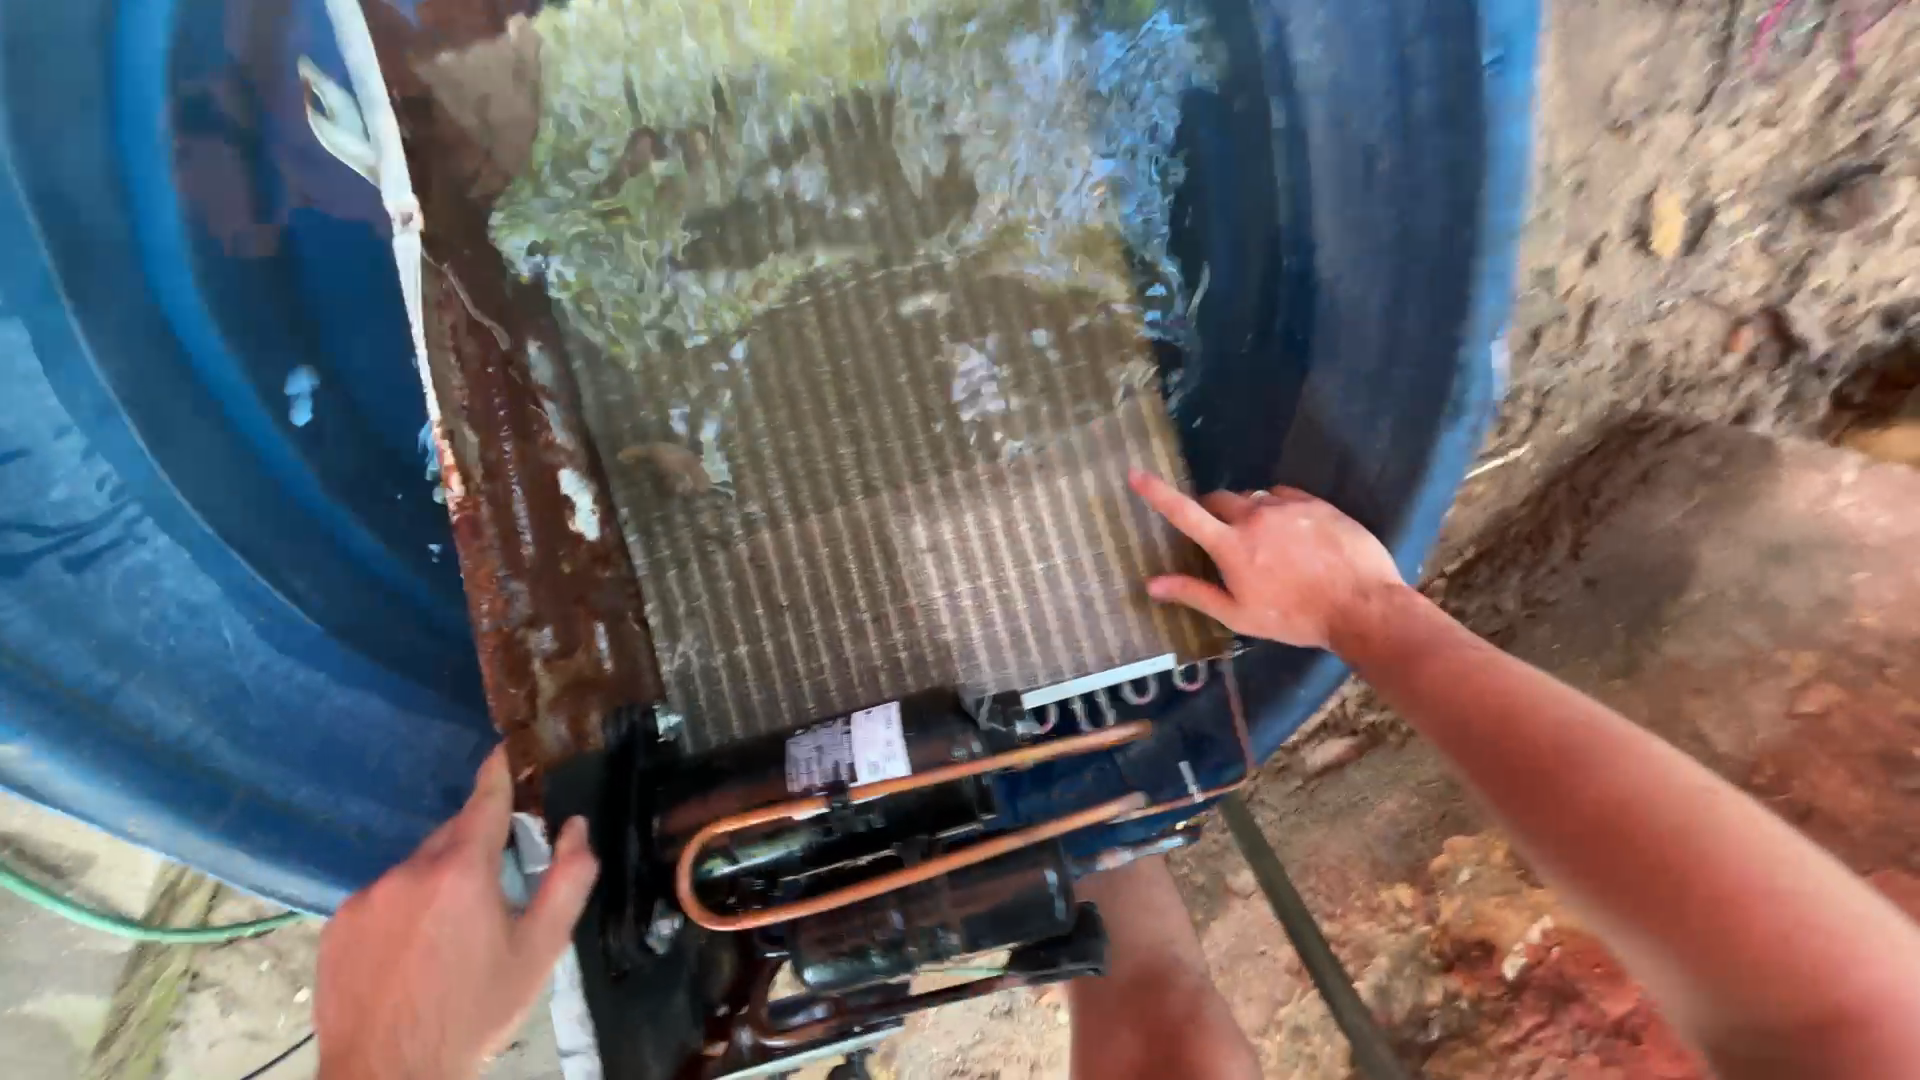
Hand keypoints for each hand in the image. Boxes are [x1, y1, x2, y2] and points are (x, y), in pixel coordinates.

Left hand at [316, 748, 597, 1079]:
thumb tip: (576, 826)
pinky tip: (412, 948)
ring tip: (451, 932)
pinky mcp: (337, 926)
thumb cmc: (476, 1010)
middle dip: (477, 846)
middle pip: (453, 836)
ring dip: (440, 879)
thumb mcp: (541, 948)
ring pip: (417, 866)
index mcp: (463, 871)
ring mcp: (366, 898)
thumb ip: (569, 878)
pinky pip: (383, 895)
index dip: (497, 773)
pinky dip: (404, 905)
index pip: (485, 803)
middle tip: (496, 887)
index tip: (503, 748)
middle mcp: (409, 871)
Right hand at [1128, 468, 1403, 649]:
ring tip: (1266, 542)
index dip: (1156, 492)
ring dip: (1248, 512)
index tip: (1135, 473)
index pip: (1184, 513)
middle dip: (1212, 511)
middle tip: (1223, 537)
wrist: (1363, 607)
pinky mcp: (1316, 503)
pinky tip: (1292, 534)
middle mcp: (1255, 517)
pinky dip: (1278, 509)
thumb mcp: (1239, 615)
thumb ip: (1194, 594)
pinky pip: (1284, 495)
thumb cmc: (1295, 618)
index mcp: (1231, 546)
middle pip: (1218, 499)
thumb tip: (1152, 584)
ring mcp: (1287, 506)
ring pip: (1254, 497)